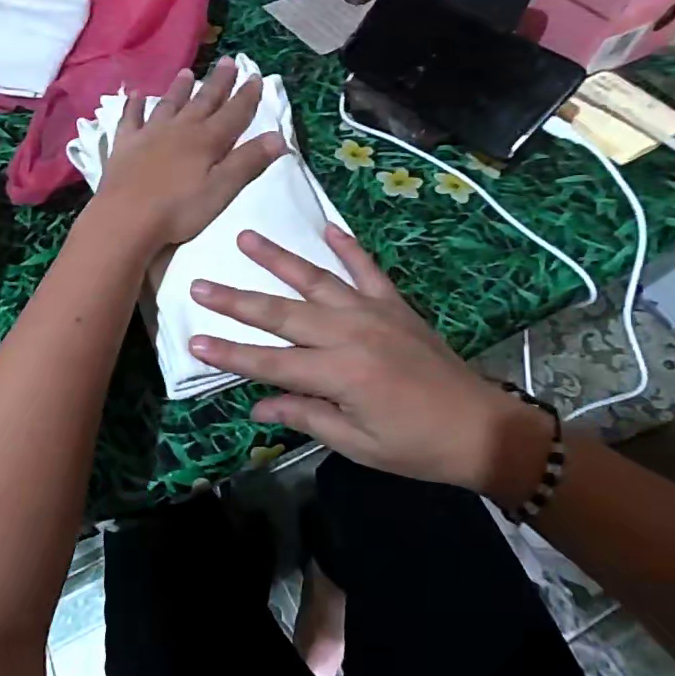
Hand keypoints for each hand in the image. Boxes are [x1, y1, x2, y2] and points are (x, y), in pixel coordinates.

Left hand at [92, 58, 286, 249]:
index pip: (234, 114)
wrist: (126, 218)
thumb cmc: (180, 210)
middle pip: (203, 101)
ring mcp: (149, 134)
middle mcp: (180, 130)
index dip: (247, 96)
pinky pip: (130, 118)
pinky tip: (136, 95)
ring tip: (188, 72)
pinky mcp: (125, 145)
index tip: (256, 76)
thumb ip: (249, 162)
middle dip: (218, 82)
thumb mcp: (222, 189)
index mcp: (206, 141)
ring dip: (180, 88)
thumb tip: (278, 137)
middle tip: (228, 61)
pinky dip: (134, 105)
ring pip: (169, 104)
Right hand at [186, 226, 551, 499]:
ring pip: (317, 280)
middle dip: (238, 301)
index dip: (231, 353)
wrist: (480, 425)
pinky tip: (328, 229)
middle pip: (283, 314)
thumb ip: (305, 417)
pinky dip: (348, 248)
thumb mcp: (356, 443)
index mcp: (338, 374)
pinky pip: (368, 270)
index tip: (194, 339)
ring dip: (280, 259)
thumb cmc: (415, 446)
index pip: (271, 362)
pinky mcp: (396, 306)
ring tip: (247, 237)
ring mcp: (374, 313)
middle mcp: (350, 334)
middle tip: (200, 284)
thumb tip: (258, 405)